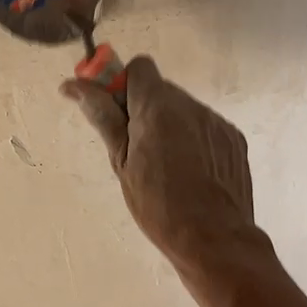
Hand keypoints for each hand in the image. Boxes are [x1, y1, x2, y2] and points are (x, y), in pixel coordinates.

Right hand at [62, 55, 258, 273]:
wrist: (214, 239)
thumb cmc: (157, 204)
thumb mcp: (121, 162)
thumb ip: (102, 116)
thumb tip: (72, 85)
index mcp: (158, 106)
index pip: (139, 66)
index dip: (124, 84)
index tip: (118, 113)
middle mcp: (190, 104)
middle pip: (161, 90)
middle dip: (146, 109)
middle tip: (137, 147)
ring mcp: (216, 121)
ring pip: (183, 109)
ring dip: (171, 125)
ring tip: (168, 166)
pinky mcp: (233, 138)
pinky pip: (205, 126)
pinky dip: (194, 140)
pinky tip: (192, 172)